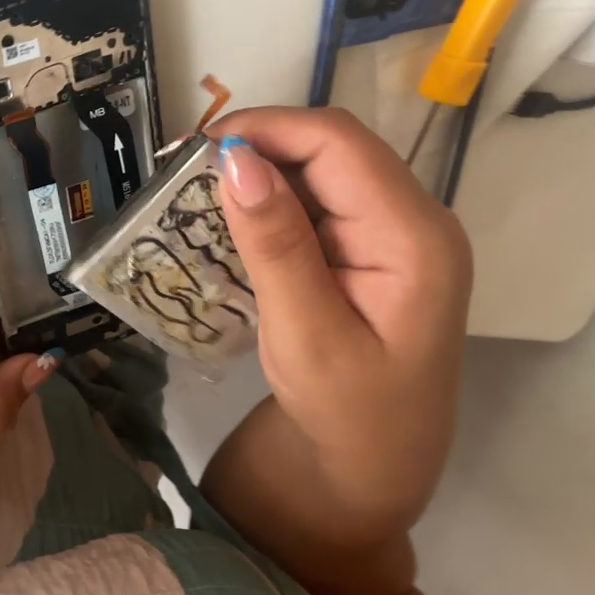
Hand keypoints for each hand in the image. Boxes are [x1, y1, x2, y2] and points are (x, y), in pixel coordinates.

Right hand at [206, 107, 469, 567]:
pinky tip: (227, 221)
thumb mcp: (305, 333)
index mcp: (414, 237)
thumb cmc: (346, 412)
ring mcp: (392, 233)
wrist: (373, 465)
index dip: (266, 129)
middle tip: (180, 173)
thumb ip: (276, 243)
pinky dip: (266, 201)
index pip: (338, 144)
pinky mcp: (367, 248)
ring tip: (192, 194)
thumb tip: (236, 160)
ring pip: (318, 170)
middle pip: (330, 148)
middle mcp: (413, 220)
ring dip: (256, 173)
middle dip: (255, 147)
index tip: (192, 151)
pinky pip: (315, 201)